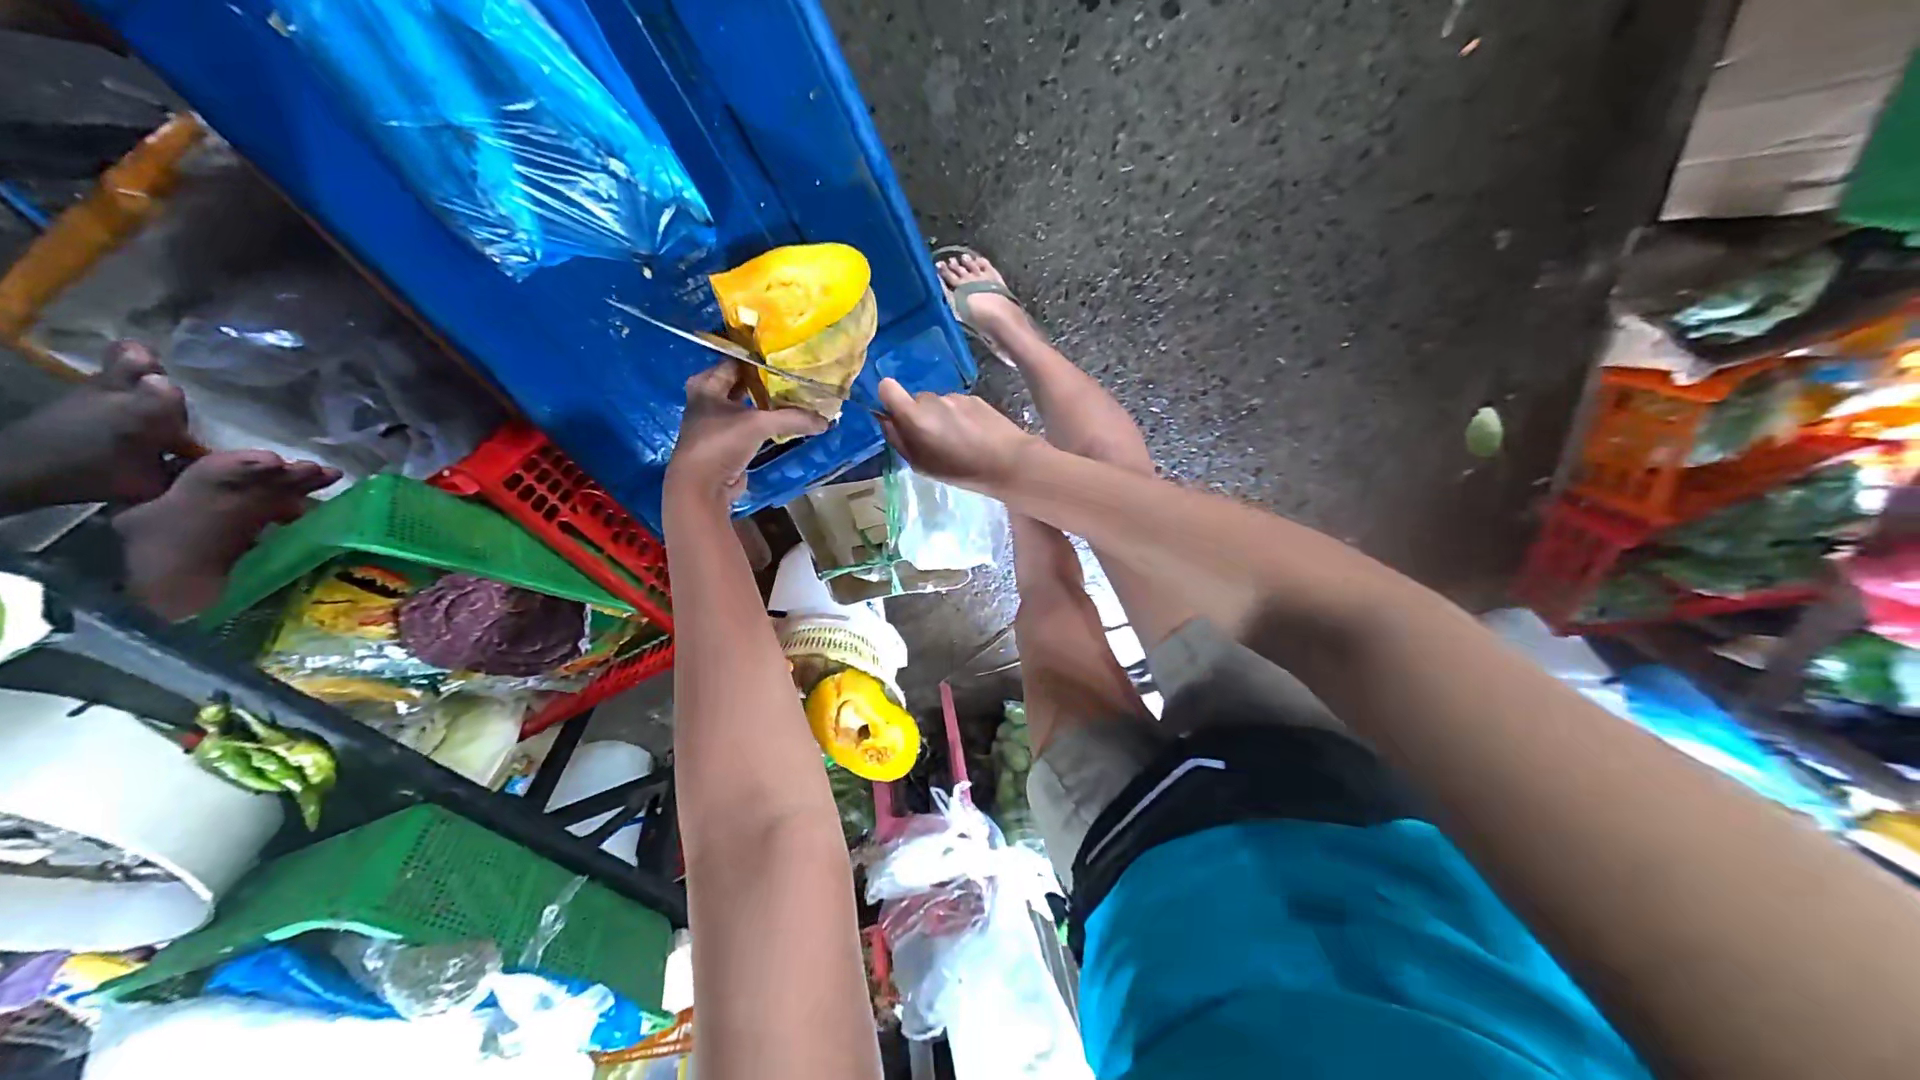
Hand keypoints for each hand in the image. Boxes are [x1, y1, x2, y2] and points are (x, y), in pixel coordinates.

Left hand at [666, 362, 828, 503]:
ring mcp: (713, 423)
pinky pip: (746, 426)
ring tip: (791, 398)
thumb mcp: (759, 425)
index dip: (759, 360)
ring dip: (763, 404)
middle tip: (791, 378)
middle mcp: (706, 399)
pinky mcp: (723, 443)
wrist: (701, 487)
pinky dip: (761, 423)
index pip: (736, 362)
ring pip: (743, 405)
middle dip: (764, 382)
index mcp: (706, 385)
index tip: (785, 358)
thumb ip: (792, 418)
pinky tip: (781, 422)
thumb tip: (825, 421)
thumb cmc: (721, 444)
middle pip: (740, 384)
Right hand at [876, 378, 1036, 491]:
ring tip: (958, 441)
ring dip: (941, 417)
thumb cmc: (960, 470)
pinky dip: (960, 416)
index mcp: (915, 416)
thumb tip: (885, 420)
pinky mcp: (974, 397)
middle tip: (934, 440)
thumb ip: (898, 440)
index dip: (888, 399)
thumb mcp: (921, 464)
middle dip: (919, 416)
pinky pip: (957, 404)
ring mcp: (955, 396)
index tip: (897, 416)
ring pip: (937, 403)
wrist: (1008, 462)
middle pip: (915, 400)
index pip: (887, 387)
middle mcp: (932, 399)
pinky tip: (973, 434)